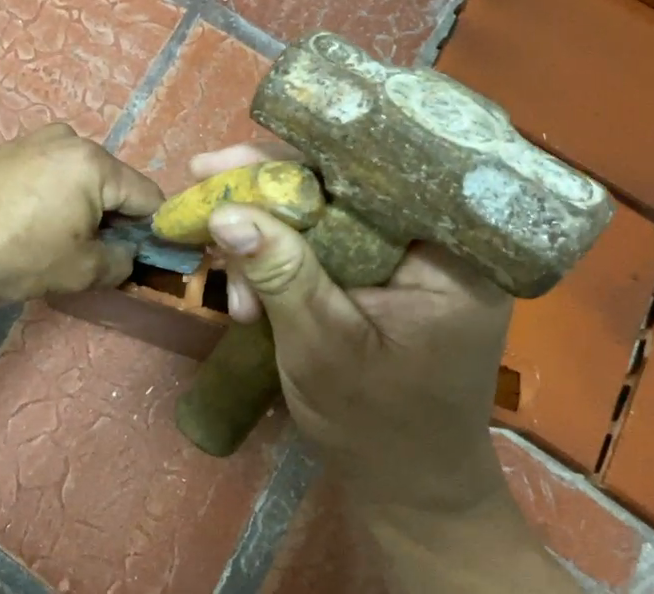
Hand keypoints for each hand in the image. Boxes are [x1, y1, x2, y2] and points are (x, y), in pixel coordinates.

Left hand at [0, 124, 164, 301]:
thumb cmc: (17, 253)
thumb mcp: (82, 270)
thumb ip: (122, 260)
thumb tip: (126, 252)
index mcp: (93, 162)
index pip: (148, 196)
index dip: (154, 230)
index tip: (146, 258)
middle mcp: (67, 139)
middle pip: (112, 182)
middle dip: (112, 217)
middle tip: (95, 255)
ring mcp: (33, 140)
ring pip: (78, 177)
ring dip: (81, 207)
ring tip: (57, 242)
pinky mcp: (7, 150)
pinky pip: (48, 173)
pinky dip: (52, 197)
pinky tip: (30, 225)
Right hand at [194, 143, 512, 514]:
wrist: (408, 492)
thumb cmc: (379, 427)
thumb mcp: (323, 348)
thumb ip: (281, 274)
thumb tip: (225, 211)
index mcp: (451, 255)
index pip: (370, 174)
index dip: (293, 161)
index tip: (224, 162)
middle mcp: (436, 244)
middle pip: (339, 187)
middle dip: (265, 197)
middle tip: (202, 189)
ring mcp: (408, 261)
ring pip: (321, 214)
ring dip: (264, 236)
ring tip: (226, 280)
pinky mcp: (381, 277)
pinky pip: (321, 244)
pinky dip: (277, 258)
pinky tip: (247, 292)